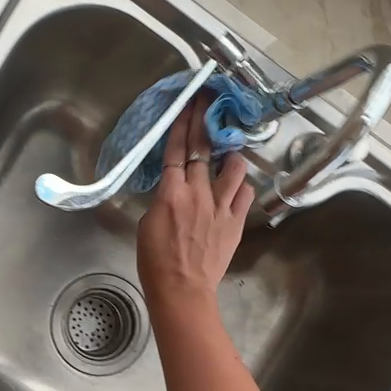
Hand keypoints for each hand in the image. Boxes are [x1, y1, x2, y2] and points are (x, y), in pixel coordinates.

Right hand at [137, 98, 254, 313]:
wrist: (181, 291)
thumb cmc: (155, 263)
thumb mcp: (146, 226)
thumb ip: (162, 201)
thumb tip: (173, 191)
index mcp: (170, 193)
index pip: (176, 149)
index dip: (182, 123)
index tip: (188, 103)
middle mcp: (198, 193)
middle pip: (203, 149)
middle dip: (205, 121)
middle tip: (209, 99)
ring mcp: (220, 206)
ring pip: (233, 167)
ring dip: (231, 154)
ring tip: (230, 151)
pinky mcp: (234, 222)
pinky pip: (244, 193)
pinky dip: (241, 184)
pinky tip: (237, 184)